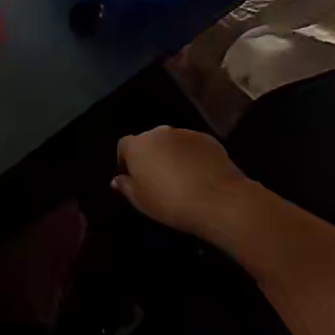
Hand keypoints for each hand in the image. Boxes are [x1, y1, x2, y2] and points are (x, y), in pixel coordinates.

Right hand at [113, 127, 255, 239]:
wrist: (216, 198)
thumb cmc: (169, 202)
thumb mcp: (139, 201)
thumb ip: (125, 187)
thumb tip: (118, 179)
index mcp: (138, 145)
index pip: (124, 146)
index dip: (126, 161)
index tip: (132, 178)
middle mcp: (160, 132)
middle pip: (149, 141)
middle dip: (150, 156)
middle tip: (156, 179)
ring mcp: (185, 133)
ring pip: (172, 142)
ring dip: (171, 154)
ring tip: (180, 178)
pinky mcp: (207, 138)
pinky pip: (192, 146)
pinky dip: (191, 156)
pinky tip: (198, 175)